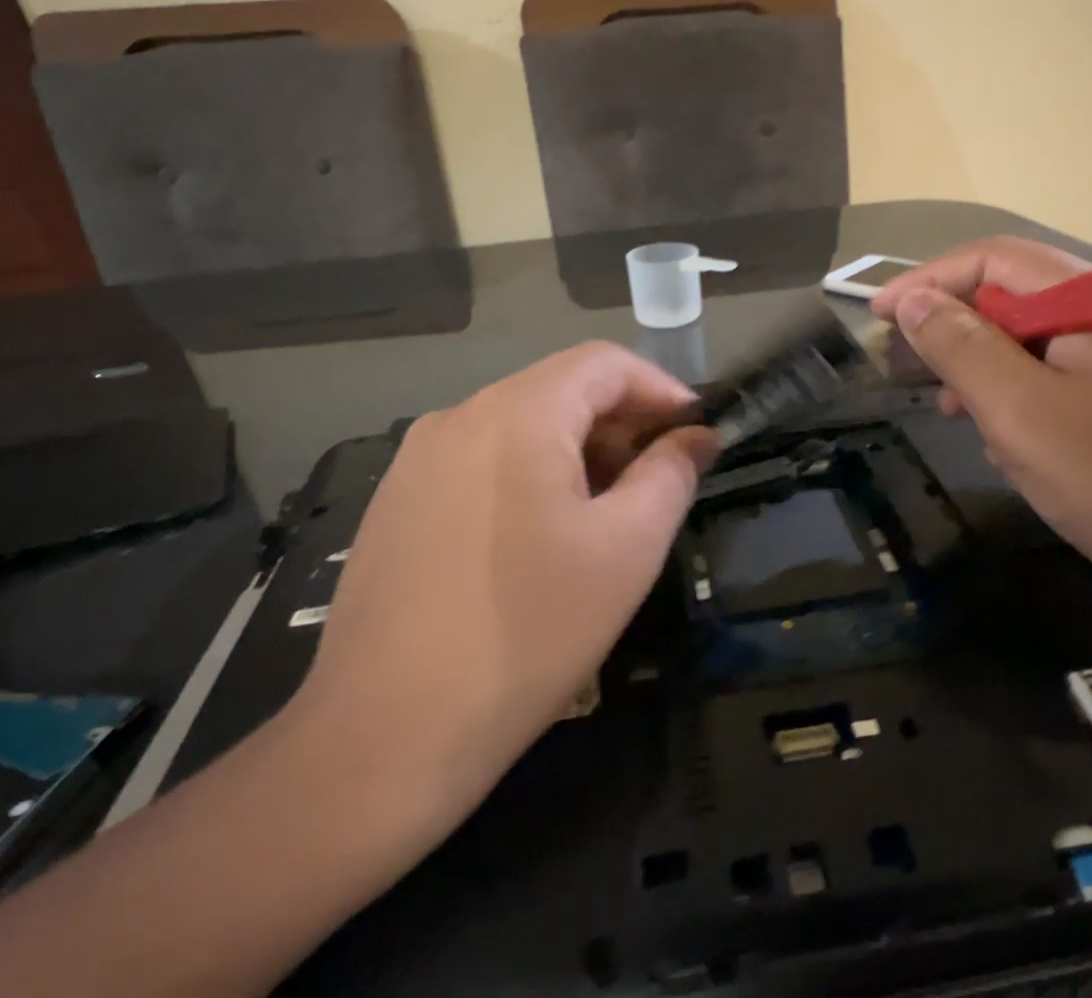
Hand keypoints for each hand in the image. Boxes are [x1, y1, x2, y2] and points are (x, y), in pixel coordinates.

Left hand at [288, 342, 716, 802]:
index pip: (603, 362)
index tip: (698, 437)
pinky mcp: (395, 508)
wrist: (393, 729)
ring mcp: (414, 464)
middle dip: (621, 427)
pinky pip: (478, 470)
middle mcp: (455, 419)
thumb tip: (694, 438)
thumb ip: (670, 475)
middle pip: (557, 393)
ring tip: (608, 520)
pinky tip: (542, 547)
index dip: (662, 390)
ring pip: (516, 433)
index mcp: (514, 413)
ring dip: (576, 458)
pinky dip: (528, 484)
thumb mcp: (627, 549)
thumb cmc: (532, 630)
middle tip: (662, 485)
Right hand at [871, 236, 1091, 638]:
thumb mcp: (1021, 411)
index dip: (928, 280)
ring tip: (946, 412)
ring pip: (1023, 352)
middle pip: (1008, 302)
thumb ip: (962, 349)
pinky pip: (1045, 394)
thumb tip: (912, 303)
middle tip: (900, 369)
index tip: (877, 316)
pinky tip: (1000, 449)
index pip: (995, 261)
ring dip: (978, 377)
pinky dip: (1011, 411)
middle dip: (951, 332)